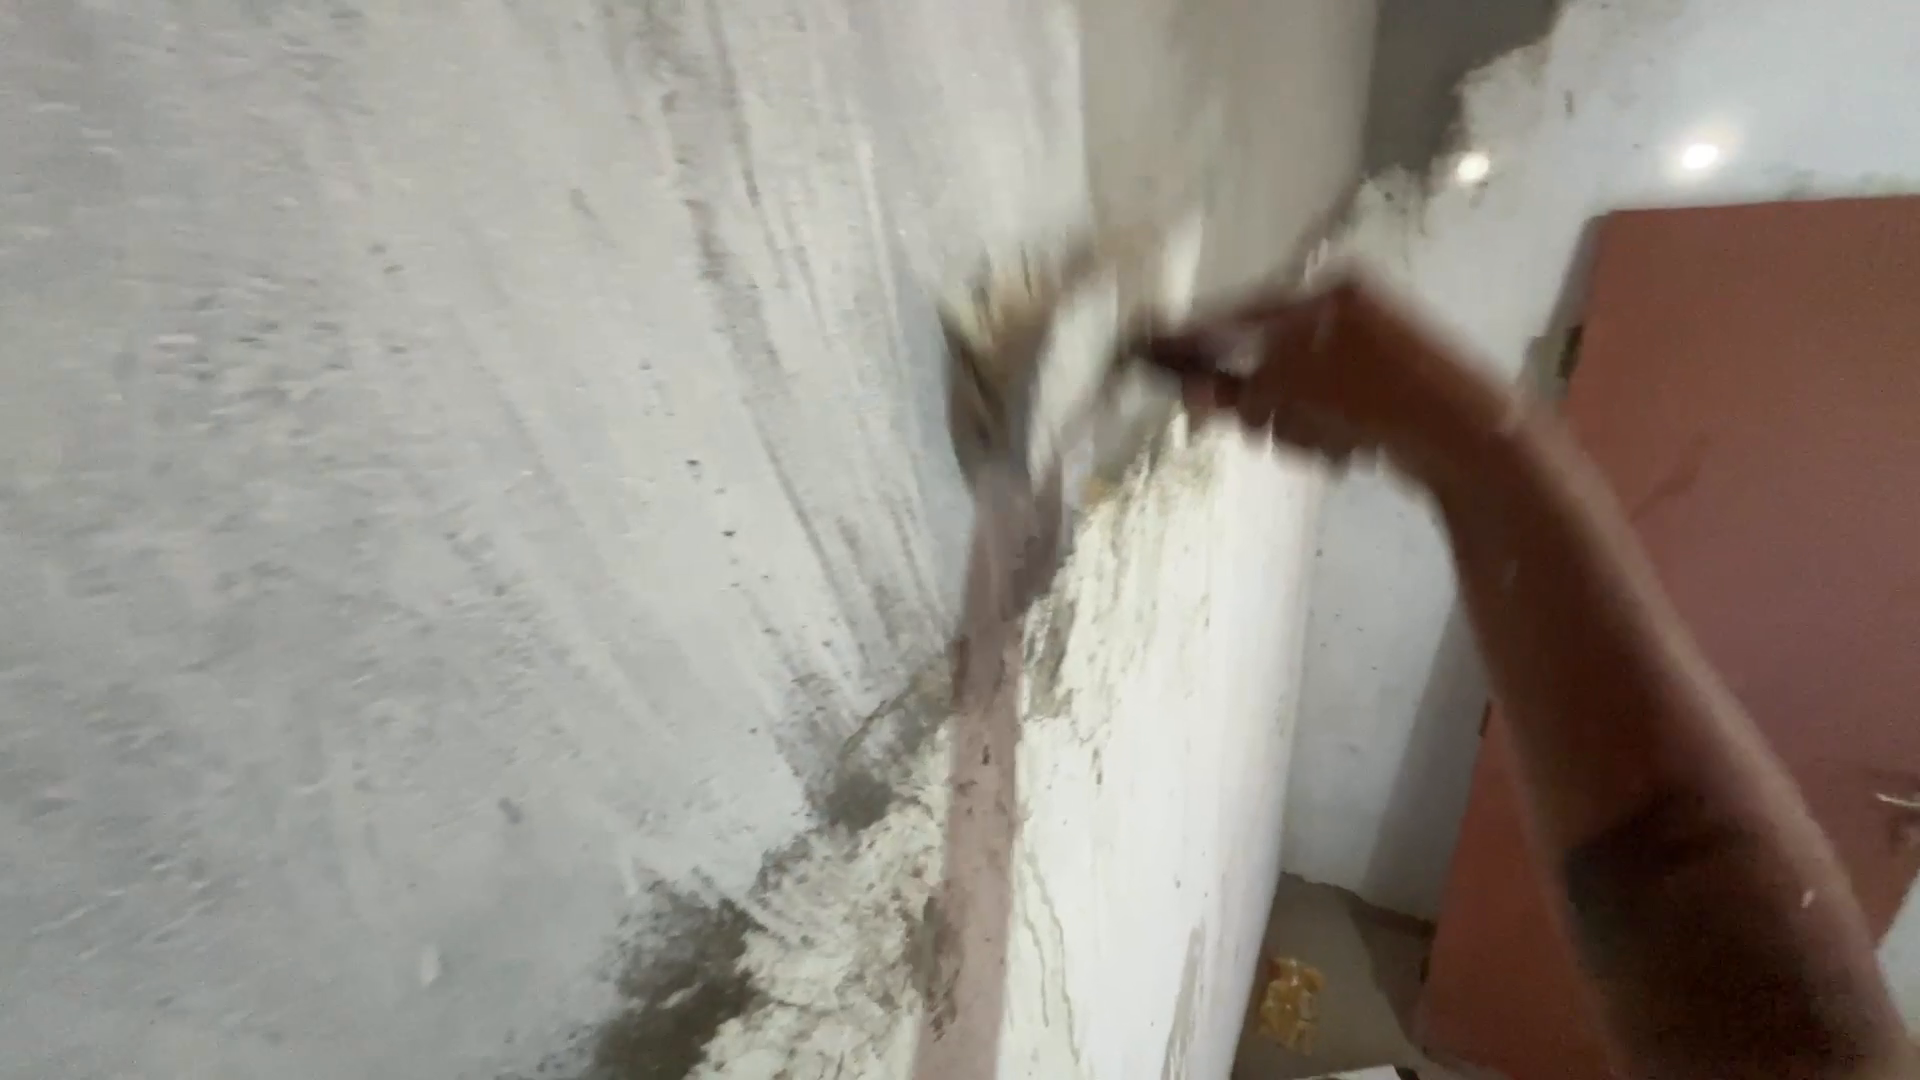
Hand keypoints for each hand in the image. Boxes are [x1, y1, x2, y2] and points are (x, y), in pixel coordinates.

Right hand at [1133, 275, 1515, 483]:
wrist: (1464, 435)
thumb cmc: (1369, 398)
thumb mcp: (1288, 392)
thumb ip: (1233, 391)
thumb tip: (1190, 391)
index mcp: (1322, 296)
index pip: (1235, 317)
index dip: (1189, 339)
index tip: (1143, 345)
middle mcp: (1341, 314)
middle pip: (1259, 361)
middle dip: (1260, 400)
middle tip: (1272, 422)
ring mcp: (1363, 352)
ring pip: (1288, 394)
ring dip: (1291, 424)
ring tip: (1323, 439)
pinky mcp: (1377, 390)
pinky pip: (1319, 411)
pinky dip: (1319, 431)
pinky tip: (1344, 446)